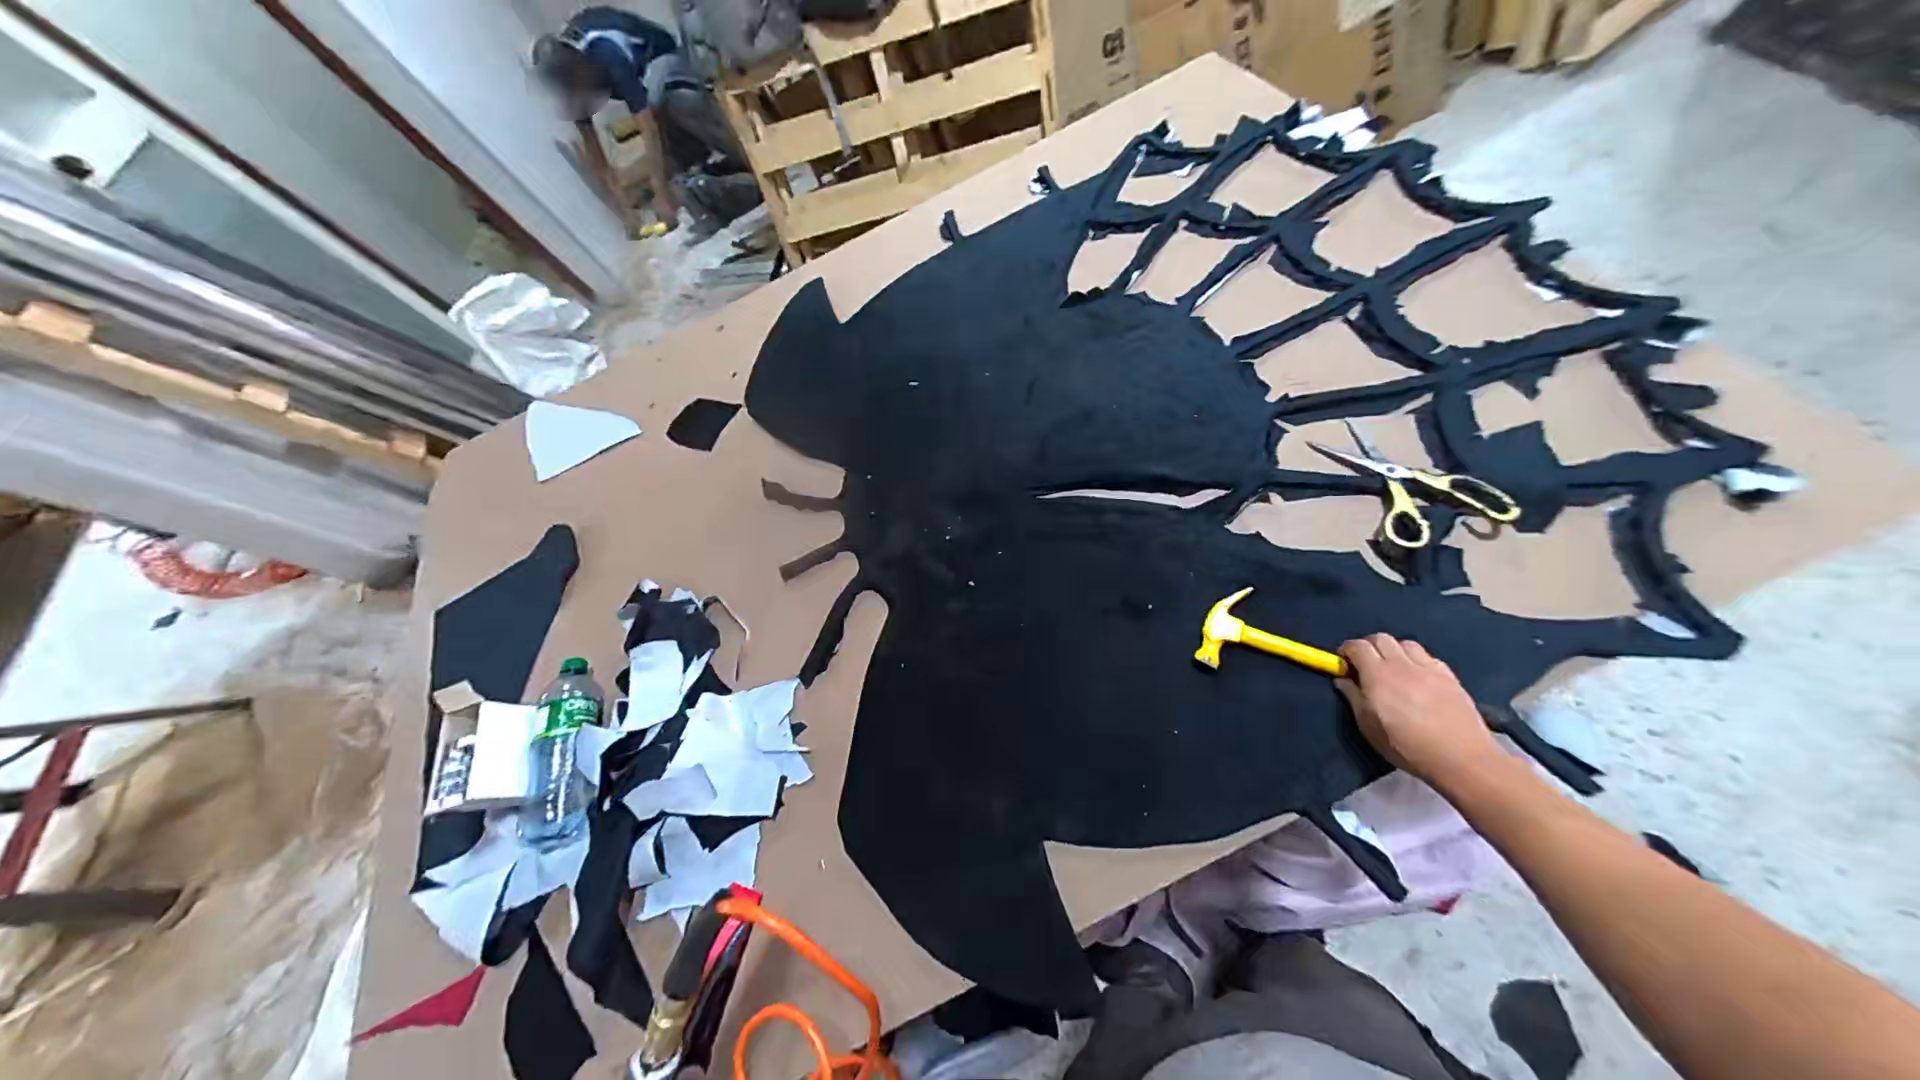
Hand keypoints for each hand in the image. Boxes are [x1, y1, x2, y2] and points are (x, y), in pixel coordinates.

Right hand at [1336, 633, 1501, 786]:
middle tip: (1365, 664)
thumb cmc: (1406, 746)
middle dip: (1368, 646)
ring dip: (1394, 651)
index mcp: (1378, 675)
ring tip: (1393, 668)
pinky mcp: (1449, 676)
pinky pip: (1428, 657)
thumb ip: (1353, 698)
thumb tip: (1342, 680)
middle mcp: (1402, 665)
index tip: (1344, 662)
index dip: (1346, 650)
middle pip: (1381, 638)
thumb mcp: (1368, 726)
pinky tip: (1418, 678)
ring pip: (1406, 644)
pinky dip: (1416, 660)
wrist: (1460, 758)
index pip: (1357, 646)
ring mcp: (1429, 668)